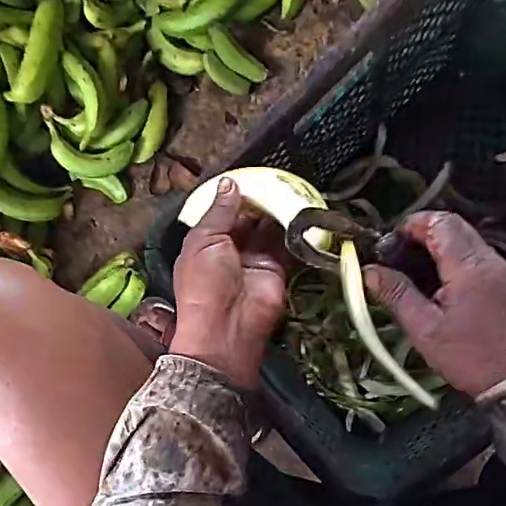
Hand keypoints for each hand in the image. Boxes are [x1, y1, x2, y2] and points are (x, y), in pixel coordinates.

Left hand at [169, 180, 287, 388]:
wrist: (226, 328)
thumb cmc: (204, 285)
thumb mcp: (204, 240)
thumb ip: (220, 211)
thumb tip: (229, 184)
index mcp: (206, 242)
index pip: (223, 213)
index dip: (236, 196)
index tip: (251, 176)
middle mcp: (231, 250)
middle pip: (249, 219)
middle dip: (261, 201)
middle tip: (276, 178)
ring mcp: (255, 260)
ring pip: (269, 229)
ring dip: (278, 212)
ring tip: (290, 189)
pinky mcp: (277, 270)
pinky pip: (287, 246)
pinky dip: (294, 230)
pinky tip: (301, 211)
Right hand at [365, 211, 505, 395]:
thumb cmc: (466, 356)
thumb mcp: (423, 328)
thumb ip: (396, 294)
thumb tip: (369, 271)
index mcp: (468, 269)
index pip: (440, 224)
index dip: (412, 225)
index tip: (390, 242)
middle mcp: (487, 260)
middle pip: (453, 223)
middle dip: (422, 229)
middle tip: (397, 251)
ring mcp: (497, 267)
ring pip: (464, 235)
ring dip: (436, 240)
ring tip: (411, 263)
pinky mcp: (500, 278)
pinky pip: (472, 251)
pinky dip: (450, 253)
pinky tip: (433, 276)